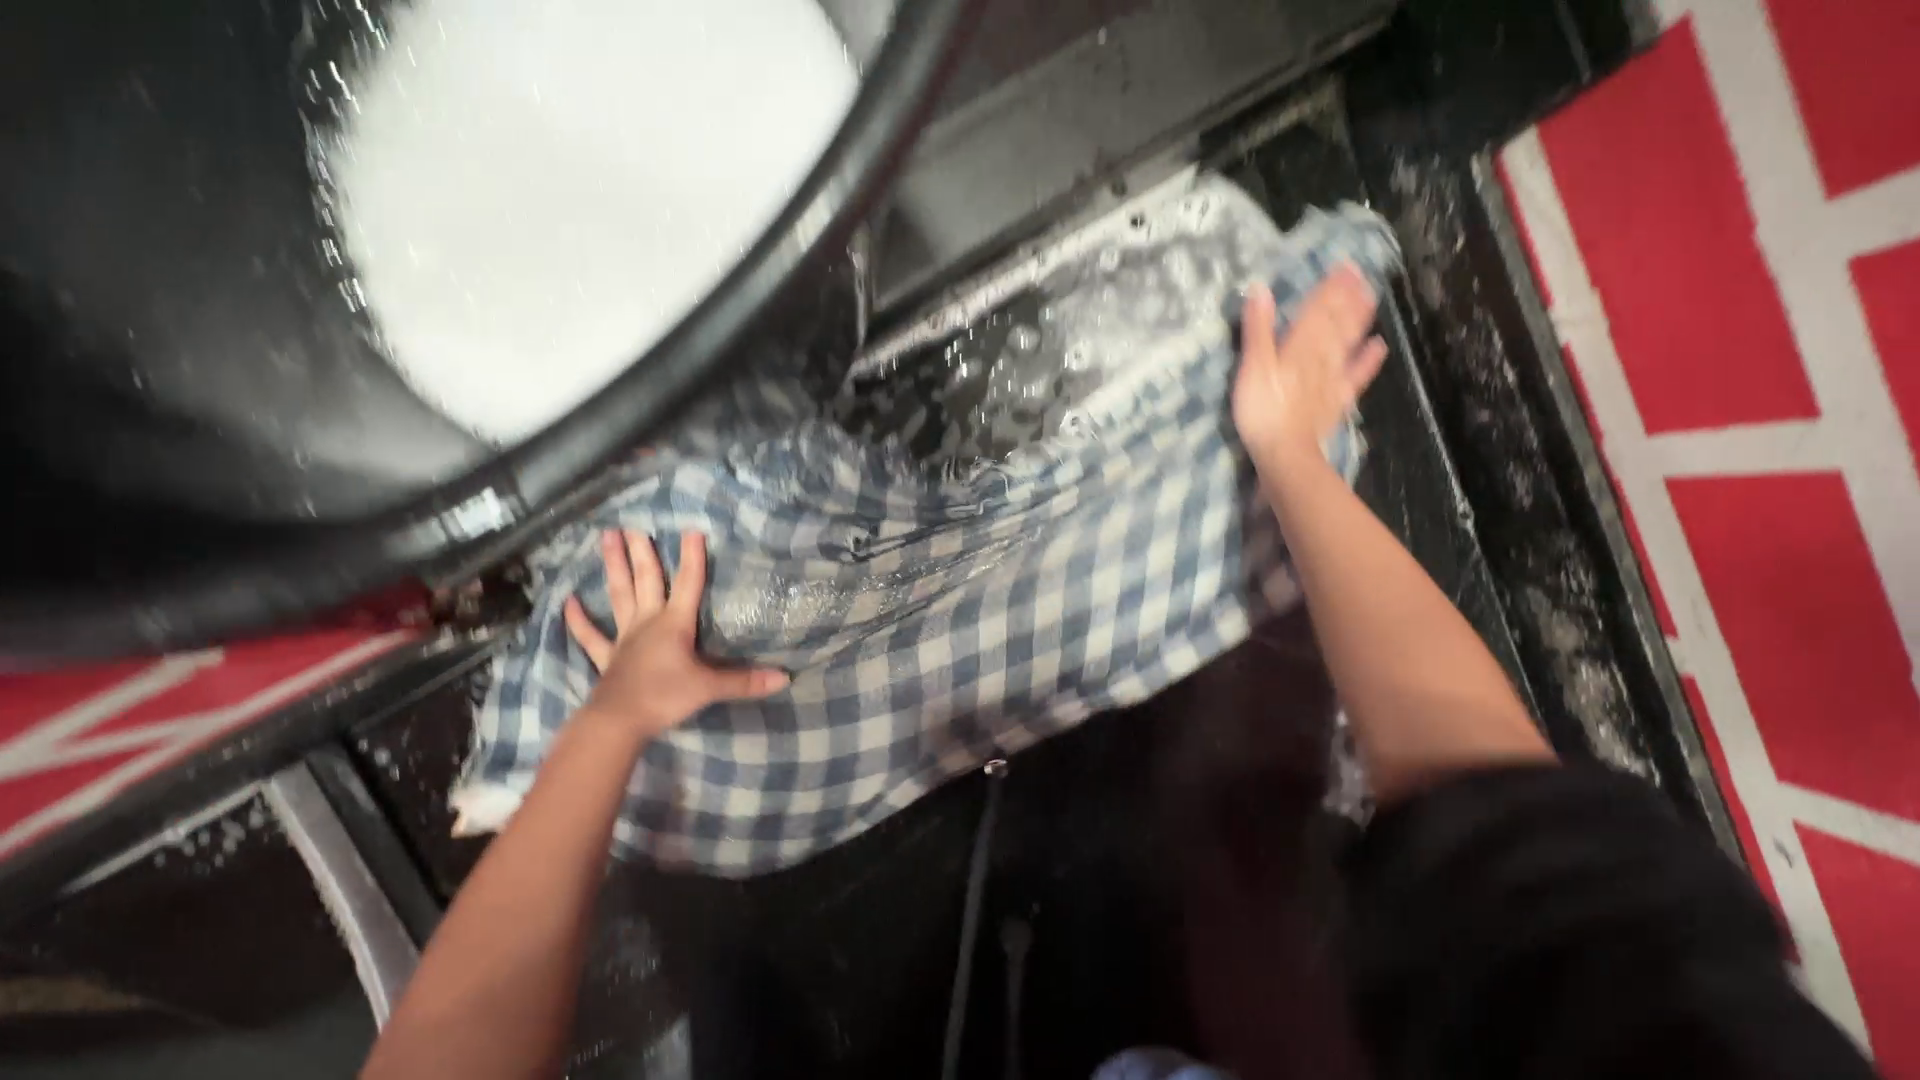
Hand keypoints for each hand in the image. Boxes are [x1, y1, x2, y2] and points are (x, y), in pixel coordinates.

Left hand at [563, 530, 787, 737]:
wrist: (618, 722)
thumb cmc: (664, 698)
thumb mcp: (709, 689)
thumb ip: (745, 681)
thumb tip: (784, 678)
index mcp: (674, 625)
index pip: (688, 584)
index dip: (692, 558)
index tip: (691, 529)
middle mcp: (648, 623)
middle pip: (647, 580)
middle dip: (642, 552)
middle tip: (633, 525)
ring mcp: (624, 638)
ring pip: (619, 595)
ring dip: (614, 567)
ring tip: (605, 538)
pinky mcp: (608, 658)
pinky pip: (591, 636)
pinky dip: (579, 619)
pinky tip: (568, 601)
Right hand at [1231, 265, 1388, 471]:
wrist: (1285, 453)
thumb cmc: (1262, 411)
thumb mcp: (1251, 368)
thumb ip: (1257, 329)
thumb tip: (1260, 289)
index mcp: (1298, 346)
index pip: (1317, 310)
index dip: (1330, 287)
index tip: (1343, 265)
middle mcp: (1320, 356)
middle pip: (1336, 322)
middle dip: (1348, 298)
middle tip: (1361, 274)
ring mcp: (1331, 379)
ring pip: (1348, 342)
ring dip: (1359, 319)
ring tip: (1371, 298)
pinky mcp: (1336, 400)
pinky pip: (1355, 376)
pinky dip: (1368, 360)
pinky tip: (1378, 345)